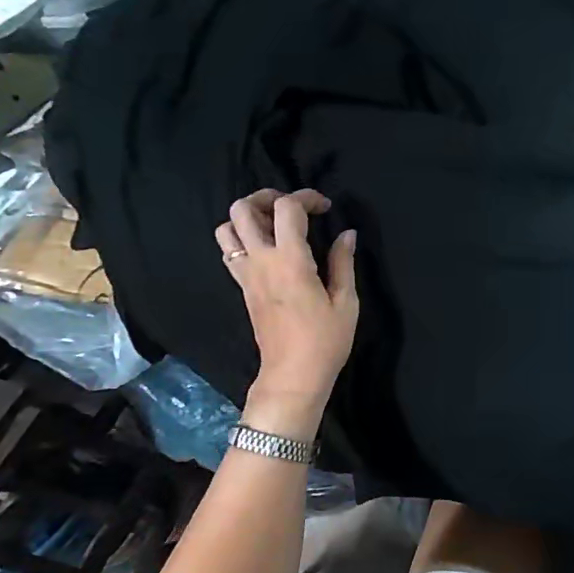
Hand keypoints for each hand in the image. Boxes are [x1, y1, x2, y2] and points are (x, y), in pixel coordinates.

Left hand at [215, 189, 358, 420]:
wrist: (292, 375)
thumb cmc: (325, 341)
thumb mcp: (345, 301)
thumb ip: (343, 262)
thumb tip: (346, 234)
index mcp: (290, 261)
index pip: (287, 209)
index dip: (306, 198)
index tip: (326, 208)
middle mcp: (261, 261)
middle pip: (242, 209)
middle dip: (267, 197)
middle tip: (292, 208)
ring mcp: (246, 274)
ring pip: (227, 228)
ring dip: (248, 218)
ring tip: (274, 224)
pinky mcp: (241, 288)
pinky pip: (229, 251)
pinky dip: (242, 238)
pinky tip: (267, 248)